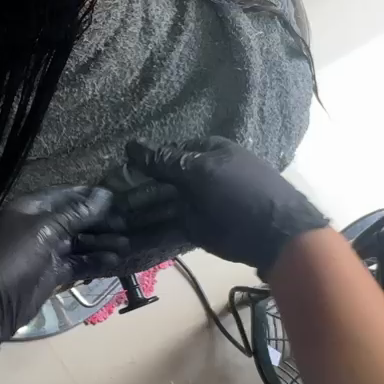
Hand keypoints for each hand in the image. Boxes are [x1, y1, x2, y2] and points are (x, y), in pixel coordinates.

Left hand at [0, 187, 124, 347]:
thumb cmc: (12, 258)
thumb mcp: (44, 230)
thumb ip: (75, 214)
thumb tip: (104, 196)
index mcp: (32, 208)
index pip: (67, 195)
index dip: (91, 196)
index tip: (118, 197)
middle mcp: (40, 226)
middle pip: (76, 219)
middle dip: (101, 221)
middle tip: (129, 222)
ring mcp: (46, 251)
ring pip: (79, 242)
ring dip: (101, 242)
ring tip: (126, 243)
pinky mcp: (52, 273)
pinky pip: (77, 263)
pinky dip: (94, 262)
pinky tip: (114, 261)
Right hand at [122, 137, 327, 275]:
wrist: (276, 236)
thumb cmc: (241, 193)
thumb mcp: (202, 171)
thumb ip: (165, 161)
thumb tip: (131, 146)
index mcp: (206, 152)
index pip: (166, 153)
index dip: (142, 162)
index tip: (116, 173)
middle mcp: (199, 177)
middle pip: (161, 180)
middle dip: (135, 189)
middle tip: (107, 202)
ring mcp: (197, 204)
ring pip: (160, 205)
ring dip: (137, 212)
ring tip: (110, 222)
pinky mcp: (195, 229)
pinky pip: (166, 228)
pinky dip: (147, 232)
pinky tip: (125, 238)